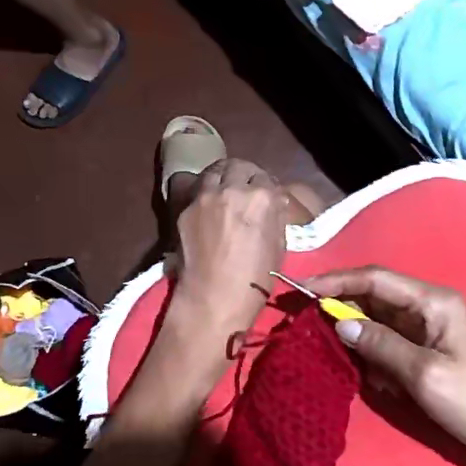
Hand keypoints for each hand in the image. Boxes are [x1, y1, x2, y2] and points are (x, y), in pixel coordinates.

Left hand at [168, 159, 290, 334]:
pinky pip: (199, 190)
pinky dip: (207, 192)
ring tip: (226, 188)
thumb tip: (275, 202)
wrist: (214, 298)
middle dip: (245, 174)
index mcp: (262, 197)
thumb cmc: (256, 279)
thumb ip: (276, 216)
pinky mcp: (186, 208)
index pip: (266, 178)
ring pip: (216, 171)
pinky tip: (211, 206)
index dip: (267, 187)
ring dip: (224, 176)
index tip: (266, 196)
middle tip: (246, 187)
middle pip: (239, 167)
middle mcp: (232, 189)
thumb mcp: (279, 246)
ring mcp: (205, 197)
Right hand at [310, 267, 465, 465]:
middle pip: (375, 295)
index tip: (305, 289)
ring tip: (340, 353)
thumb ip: (380, 344)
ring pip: (377, 319)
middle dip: (344, 307)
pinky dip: (373, 353)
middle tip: (310, 322)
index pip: (377, 278)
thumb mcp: (422, 373)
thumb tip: (340, 323)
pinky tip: (372, 374)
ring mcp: (426, 327)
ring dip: (358, 335)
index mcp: (434, 301)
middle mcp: (428, 306)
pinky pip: (387, 340)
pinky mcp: (424, 348)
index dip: (339, 280)